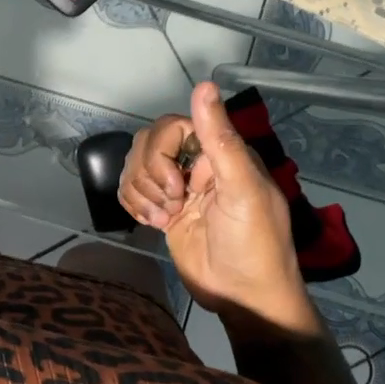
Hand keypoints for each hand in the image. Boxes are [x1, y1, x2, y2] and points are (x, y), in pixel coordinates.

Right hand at [121, 82, 311, 328]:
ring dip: (142, 193)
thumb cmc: (254, 244)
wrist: (242, 299)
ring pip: (134, 166)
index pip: (172, 126)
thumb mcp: (243, 190)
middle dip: (150, 176)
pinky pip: (130, 190)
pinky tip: (155, 224)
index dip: (163, 153)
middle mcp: (196, 164)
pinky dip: (135, 205)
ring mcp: (177, 187)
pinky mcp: (162, 209)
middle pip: (147, 144)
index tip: (177, 186)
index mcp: (220, 153)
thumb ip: (220, 138)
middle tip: (172, 204)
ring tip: (165, 218)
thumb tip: (205, 84)